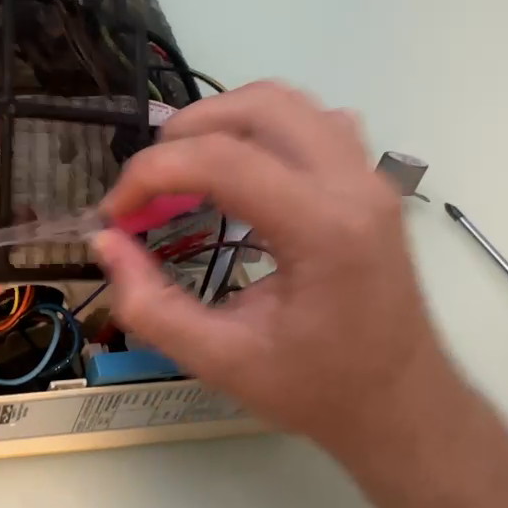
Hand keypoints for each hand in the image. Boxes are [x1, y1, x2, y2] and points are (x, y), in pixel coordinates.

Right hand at [91, 81, 458, 450]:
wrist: (401, 405)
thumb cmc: (314, 388)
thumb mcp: (217, 359)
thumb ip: (149, 305)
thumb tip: (105, 243)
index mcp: (321, 230)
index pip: (220, 160)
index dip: (149, 175)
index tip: (115, 216)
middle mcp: (352, 185)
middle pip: (258, 106)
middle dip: (183, 134)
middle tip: (147, 187)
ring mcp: (367, 177)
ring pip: (287, 102)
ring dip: (221, 123)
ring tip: (182, 173)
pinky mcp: (367, 182)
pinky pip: (312, 122)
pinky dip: (260, 130)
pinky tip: (237, 174)